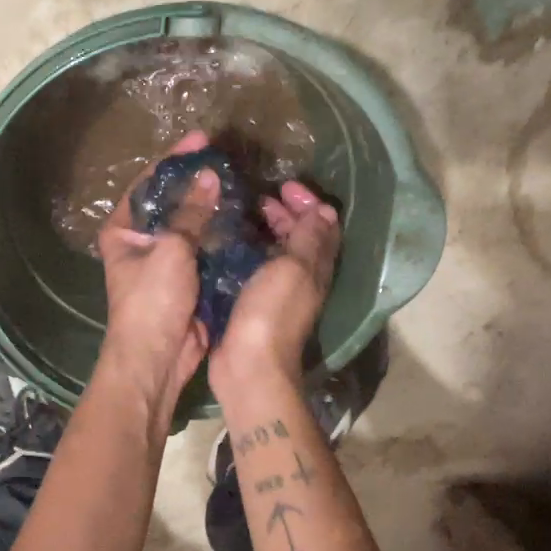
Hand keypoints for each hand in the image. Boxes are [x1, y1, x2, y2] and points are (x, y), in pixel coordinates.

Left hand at [96, 131, 218, 402]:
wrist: (157, 358)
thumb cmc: (152, 300)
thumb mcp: (170, 250)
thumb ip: (190, 213)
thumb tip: (209, 176)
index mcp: (122, 230)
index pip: (148, 184)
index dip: (175, 159)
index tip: (202, 138)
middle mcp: (140, 241)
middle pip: (171, 202)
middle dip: (197, 181)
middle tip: (228, 157)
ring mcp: (165, 260)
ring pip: (192, 224)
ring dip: (213, 205)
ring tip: (242, 180)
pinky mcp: (188, 278)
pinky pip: (207, 247)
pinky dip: (223, 232)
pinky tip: (246, 215)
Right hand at [211, 181, 340, 391]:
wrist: (248, 366)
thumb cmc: (271, 313)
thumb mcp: (294, 269)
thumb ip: (308, 238)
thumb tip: (323, 210)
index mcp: (316, 268)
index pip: (322, 226)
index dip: (307, 202)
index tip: (283, 184)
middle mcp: (302, 279)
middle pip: (301, 237)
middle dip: (286, 213)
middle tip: (260, 195)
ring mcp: (278, 293)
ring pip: (278, 251)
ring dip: (267, 229)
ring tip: (242, 212)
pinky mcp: (253, 304)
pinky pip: (255, 266)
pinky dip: (248, 248)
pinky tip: (227, 243)